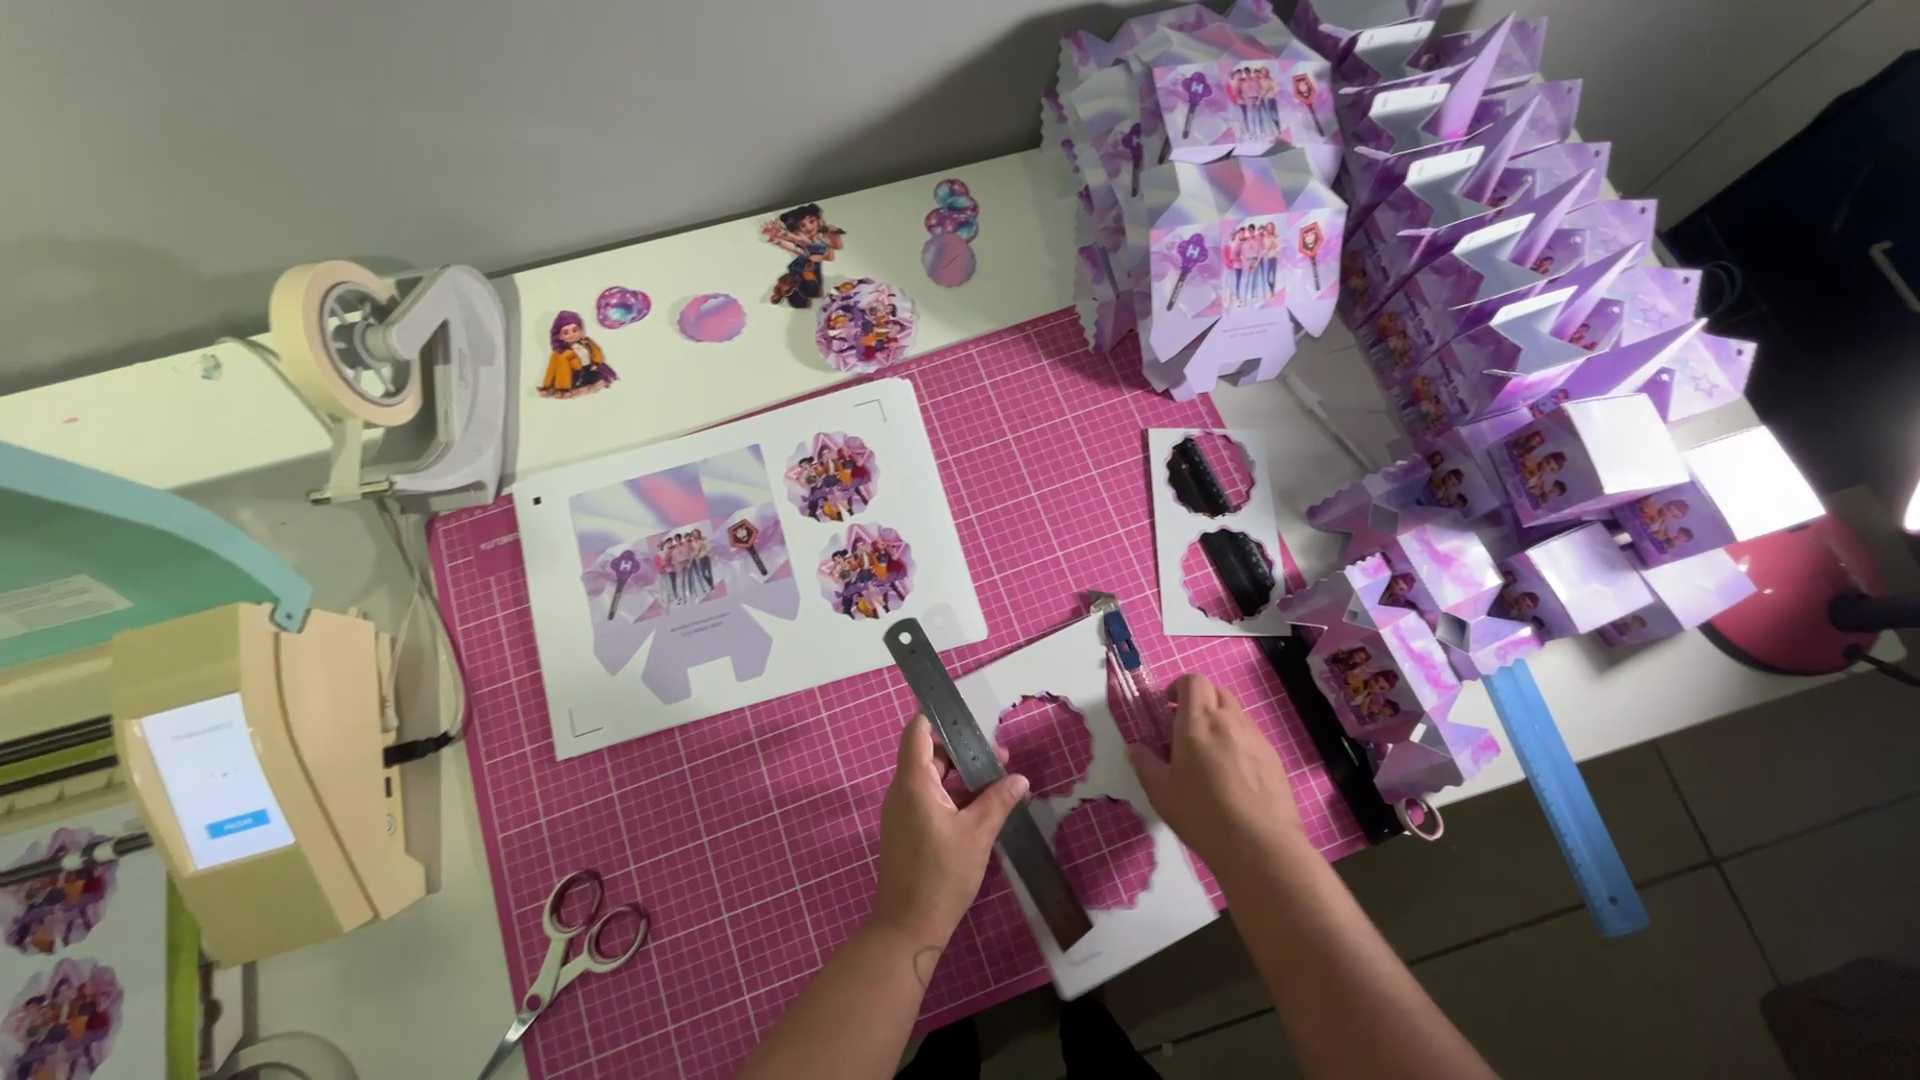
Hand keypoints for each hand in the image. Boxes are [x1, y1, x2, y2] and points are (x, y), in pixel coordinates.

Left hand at [873, 715, 1028, 946]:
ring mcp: (903, 811)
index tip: (969, 718)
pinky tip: (983, 808)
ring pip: (933, 778)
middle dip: (964, 752)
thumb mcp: (977, 835)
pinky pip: (930, 798)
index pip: (918, 731)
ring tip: (999, 782)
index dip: (939, 718)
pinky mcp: (908, 829)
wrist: (908, 927)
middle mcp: (903, 790)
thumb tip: (1019, 778)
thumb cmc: (941, 875)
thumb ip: (998, 801)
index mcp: (914, 782)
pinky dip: (954, 796)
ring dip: (962, 777)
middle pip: (929, 754)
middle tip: (1000, 757)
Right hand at [1127, 674, 1302, 869]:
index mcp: (1197, 722)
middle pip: (1216, 692)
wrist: (1260, 845)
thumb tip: (1134, 748)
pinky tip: (1234, 775)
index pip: (1193, 682)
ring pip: (1236, 713)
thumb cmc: (1202, 814)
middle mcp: (1229, 721)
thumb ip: (1145, 764)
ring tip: (1210, 754)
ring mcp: (1256, 738)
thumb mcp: (1161, 793)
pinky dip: (1239, 742)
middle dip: (1200, 702)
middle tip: (1186, 729)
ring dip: (1220, 721)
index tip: (1169, 706)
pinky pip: (1252, 736)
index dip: (1179, 687)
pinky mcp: (1273, 758)